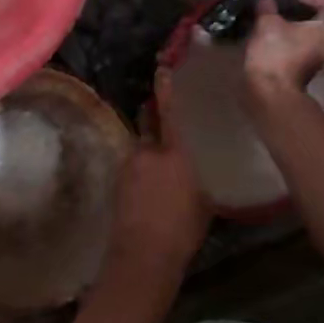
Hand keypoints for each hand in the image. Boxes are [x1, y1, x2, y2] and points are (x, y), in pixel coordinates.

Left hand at [107, 68, 209, 277]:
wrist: (143, 254)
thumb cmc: (184, 228)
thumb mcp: (205, 197)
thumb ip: (200, 171)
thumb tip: (200, 159)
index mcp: (174, 152)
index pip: (168, 112)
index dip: (165, 88)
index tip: (162, 68)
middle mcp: (148, 151)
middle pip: (148, 123)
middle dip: (154, 115)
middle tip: (165, 112)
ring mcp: (128, 165)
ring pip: (141, 145)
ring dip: (150, 146)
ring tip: (163, 158)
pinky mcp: (118, 181)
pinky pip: (134, 163)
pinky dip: (143, 165)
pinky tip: (152, 180)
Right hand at [243, 0, 323, 105]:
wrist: (271, 93)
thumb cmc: (274, 54)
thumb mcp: (267, 24)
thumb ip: (268, 7)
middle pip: (318, 17)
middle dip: (301, 7)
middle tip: (283, 0)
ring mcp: (318, 57)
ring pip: (309, 32)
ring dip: (295, 22)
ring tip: (276, 14)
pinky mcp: (304, 67)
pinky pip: (300, 43)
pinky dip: (290, 35)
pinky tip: (274, 31)